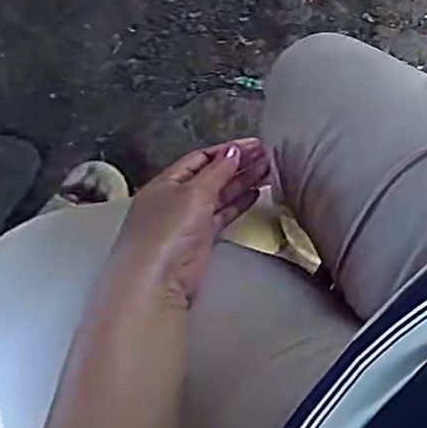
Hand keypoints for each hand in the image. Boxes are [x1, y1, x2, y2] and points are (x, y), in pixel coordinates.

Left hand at [106, 139, 272, 308]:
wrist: (156, 283)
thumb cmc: (169, 231)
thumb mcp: (194, 193)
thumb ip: (218, 170)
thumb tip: (234, 150)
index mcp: (166, 183)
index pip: (200, 158)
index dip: (227, 150)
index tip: (256, 144)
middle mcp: (176, 199)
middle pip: (212, 174)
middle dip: (239, 163)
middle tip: (267, 155)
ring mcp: (188, 219)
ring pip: (220, 193)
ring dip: (244, 180)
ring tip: (269, 170)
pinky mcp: (201, 238)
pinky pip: (224, 213)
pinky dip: (240, 202)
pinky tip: (257, 193)